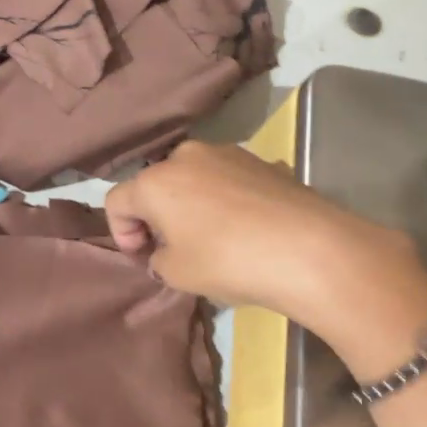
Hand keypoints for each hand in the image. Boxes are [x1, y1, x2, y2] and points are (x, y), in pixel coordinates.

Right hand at [105, 141, 426, 369]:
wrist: (310, 249)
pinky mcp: (264, 162)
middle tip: (172, 247)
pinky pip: (229, 180)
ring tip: (212, 238)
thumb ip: (158, 258)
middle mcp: (187, 156)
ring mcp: (229, 153)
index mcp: (155, 181)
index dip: (121, 232)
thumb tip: (166, 250)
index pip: (117, 201)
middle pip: (156, 183)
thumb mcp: (177, 273)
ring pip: (194, 177)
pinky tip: (246, 228)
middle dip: (157, 214)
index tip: (143, 257)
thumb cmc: (228, 261)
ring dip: (192, 204)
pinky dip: (226, 200)